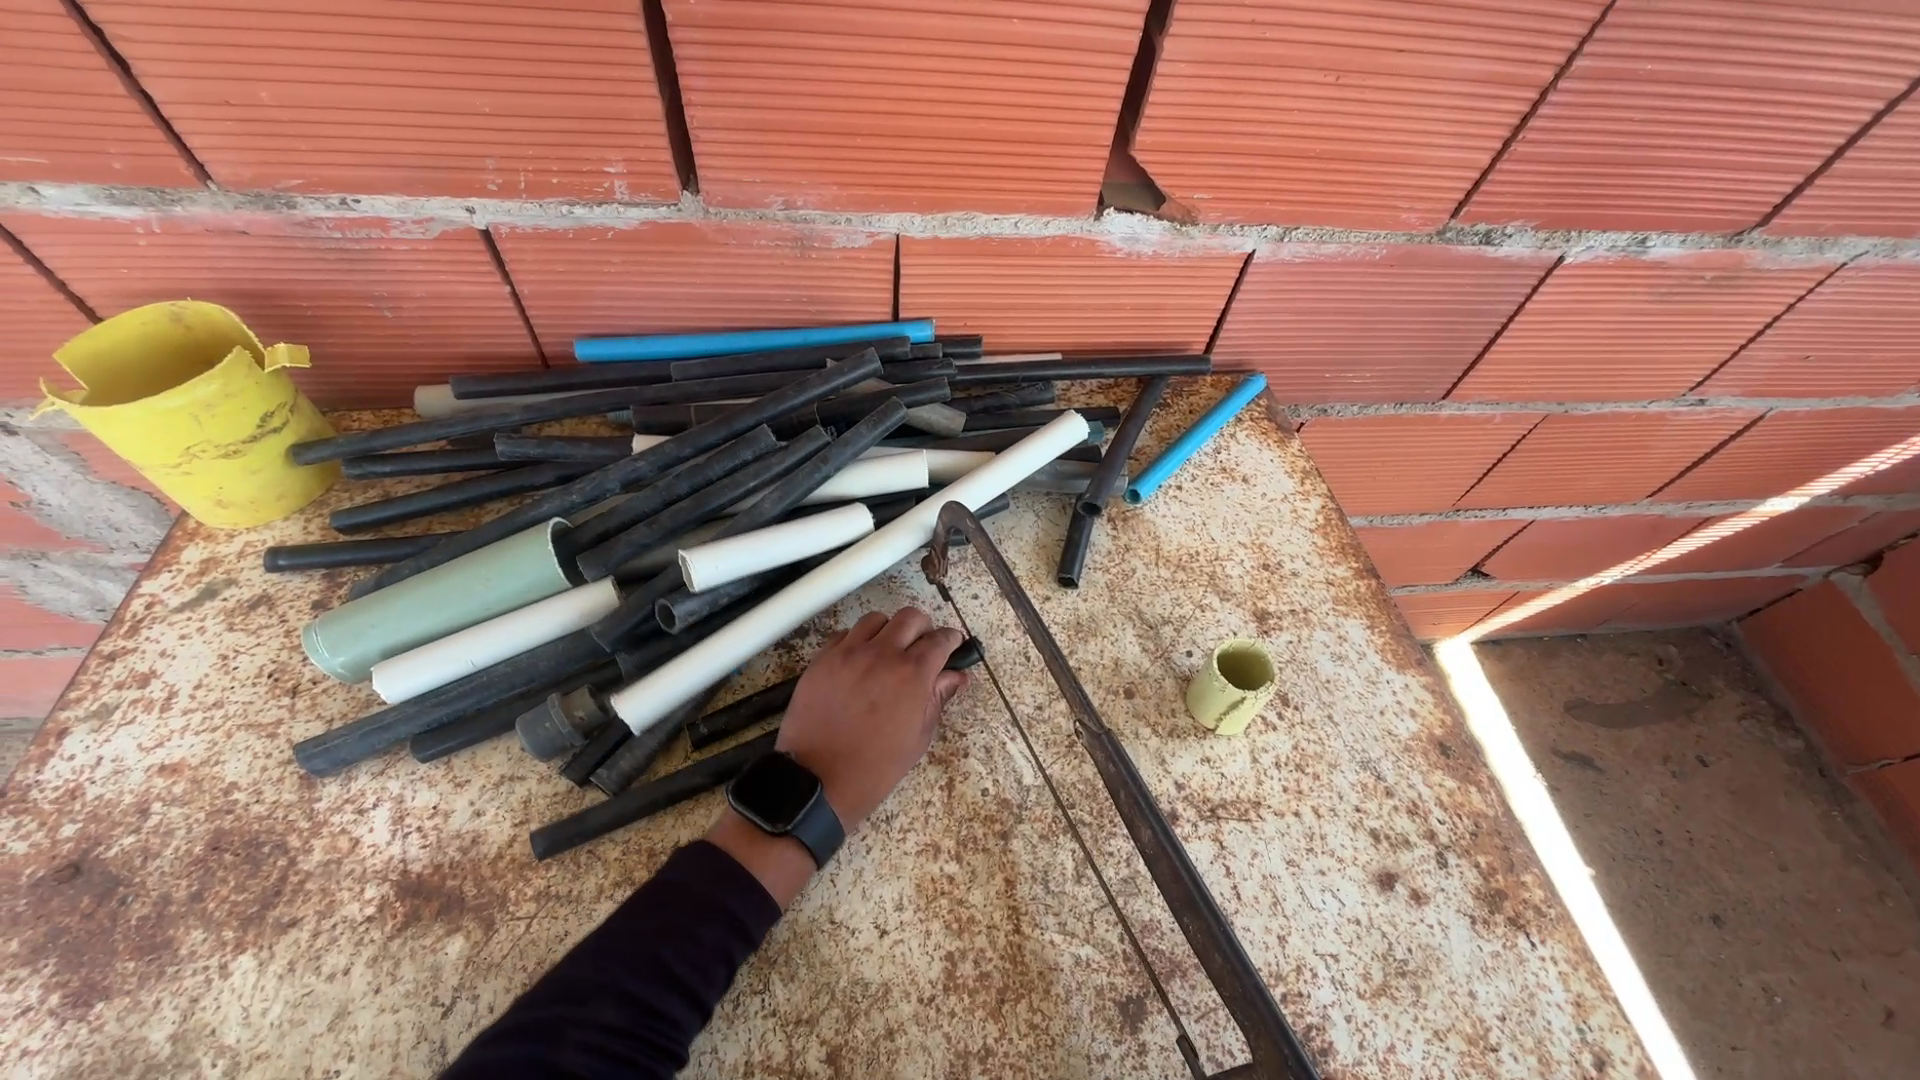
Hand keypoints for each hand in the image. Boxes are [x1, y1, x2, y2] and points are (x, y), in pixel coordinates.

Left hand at [776, 607, 969, 830]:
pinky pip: (845, 635)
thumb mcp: (918, 737)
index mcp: (911, 675)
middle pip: (910, 618)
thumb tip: (956, 677)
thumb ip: (938, 699)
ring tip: (889, 650)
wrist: (818, 780)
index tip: (953, 644)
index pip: (940, 640)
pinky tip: (860, 661)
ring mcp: (848, 654)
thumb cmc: (875, 767)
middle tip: (923, 645)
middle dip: (923, 627)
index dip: (951, 639)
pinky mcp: (822, 660)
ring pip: (876, 620)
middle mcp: (881, 655)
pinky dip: (858, 641)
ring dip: (889, 630)